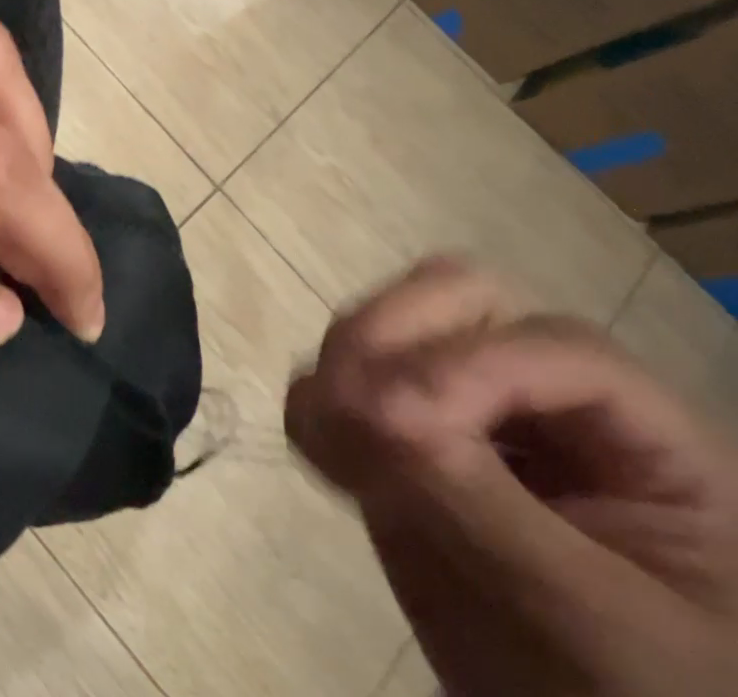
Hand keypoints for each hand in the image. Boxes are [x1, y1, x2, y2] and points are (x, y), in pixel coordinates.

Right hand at [286, 259, 737, 696]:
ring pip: (389, 333)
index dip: (463, 370)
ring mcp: (471, 428)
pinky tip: (331, 464)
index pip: (549, 348)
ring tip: (338, 451)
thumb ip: (472, 496)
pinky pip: (341, 390)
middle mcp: (554, 411)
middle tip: (351, 416)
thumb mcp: (575, 608)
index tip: (391, 433)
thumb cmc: (618, 693)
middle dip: (387, 341)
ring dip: (340, 370)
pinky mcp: (404, 454)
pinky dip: (315, 410)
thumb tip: (360, 400)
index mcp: (646, 438)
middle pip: (462, 304)